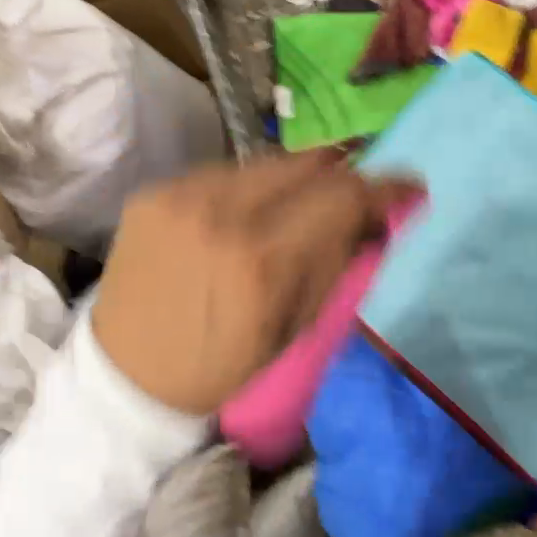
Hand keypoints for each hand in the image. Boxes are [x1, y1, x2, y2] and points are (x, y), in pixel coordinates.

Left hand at [92, 151, 417, 414]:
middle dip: (341, 176)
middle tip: (355, 196)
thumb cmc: (219, 366)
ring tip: (298, 208)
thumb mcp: (293, 328)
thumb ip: (336, 263)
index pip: (341, 196)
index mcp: (262, 262)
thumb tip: (373, 218)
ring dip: (295, 180)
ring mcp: (181, 195)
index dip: (383, 187)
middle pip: (307, 163)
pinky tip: (245, 215)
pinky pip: (224, 173)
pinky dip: (248, 189)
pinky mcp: (154, 190)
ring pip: (266, 162)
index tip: (409, 187)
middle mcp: (221, 214)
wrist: (127, 374)